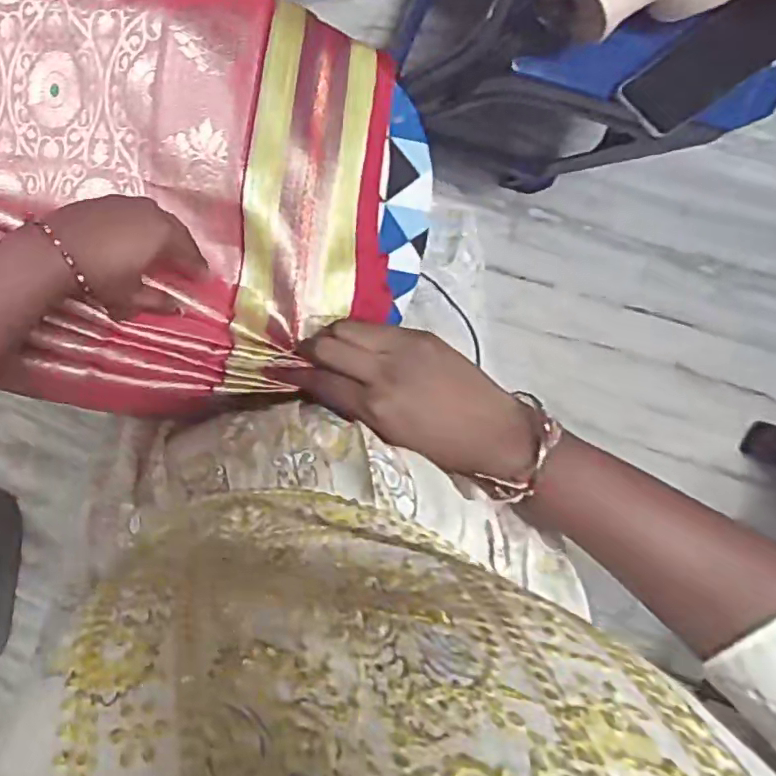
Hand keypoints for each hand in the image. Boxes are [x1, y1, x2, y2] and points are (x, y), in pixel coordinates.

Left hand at [37, 196, 207, 319]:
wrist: (53, 251)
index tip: (203, 278)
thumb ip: (156, 301)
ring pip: (152, 217)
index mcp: (163, 234)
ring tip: (159, 249)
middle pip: (174, 230)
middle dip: (182, 248)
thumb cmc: (98, 277)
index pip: (189, 252)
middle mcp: (149, 212)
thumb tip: (177, 308)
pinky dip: (136, 226)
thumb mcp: (129, 296)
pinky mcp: (103, 200)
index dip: (197, 267)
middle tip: (186, 263)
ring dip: (159, 233)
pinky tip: (130, 238)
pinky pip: (130, 213)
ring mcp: (125, 202)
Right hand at [287, 321, 539, 479]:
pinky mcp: (419, 335)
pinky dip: (358, 333)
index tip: (276, 370)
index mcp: (377, 407)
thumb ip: (354, 409)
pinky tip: (358, 342)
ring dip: (329, 335)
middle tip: (301, 355)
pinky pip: (374, 326)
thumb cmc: (443, 448)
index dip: (294, 374)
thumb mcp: (391, 437)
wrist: (499, 433)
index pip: (321, 381)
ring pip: (346, 327)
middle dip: (307, 349)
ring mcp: (403, 348)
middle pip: (326, 345)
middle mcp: (384, 372)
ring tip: (328, 344)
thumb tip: (322, 388)